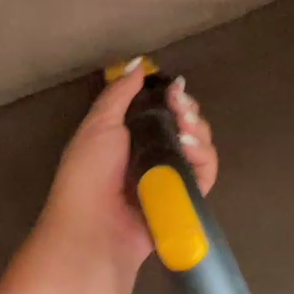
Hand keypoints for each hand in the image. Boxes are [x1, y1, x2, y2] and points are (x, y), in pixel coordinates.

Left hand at [37, 62, 217, 273]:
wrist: (92, 229)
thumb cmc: (88, 174)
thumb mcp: (98, 126)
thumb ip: (119, 95)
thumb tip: (138, 64)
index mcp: (127, 137)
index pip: (162, 111)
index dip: (173, 98)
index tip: (176, 91)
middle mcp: (149, 156)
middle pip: (185, 126)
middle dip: (189, 112)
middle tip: (182, 112)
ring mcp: (167, 179)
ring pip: (198, 148)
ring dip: (199, 133)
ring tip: (186, 134)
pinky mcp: (182, 200)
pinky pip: (204, 175)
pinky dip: (205, 160)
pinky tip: (191, 152)